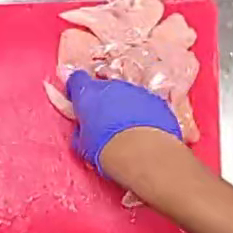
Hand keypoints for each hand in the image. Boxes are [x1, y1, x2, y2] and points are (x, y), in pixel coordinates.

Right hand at [65, 71, 181, 174]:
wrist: (143, 153)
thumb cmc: (105, 149)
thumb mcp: (82, 144)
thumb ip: (80, 129)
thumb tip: (82, 129)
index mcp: (88, 94)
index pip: (77, 79)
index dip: (76, 89)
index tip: (77, 101)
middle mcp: (112, 86)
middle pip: (103, 87)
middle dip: (100, 101)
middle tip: (100, 122)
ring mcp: (136, 91)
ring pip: (124, 95)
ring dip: (121, 107)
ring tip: (123, 130)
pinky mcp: (156, 100)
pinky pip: (143, 103)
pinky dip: (140, 113)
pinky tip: (140, 131)